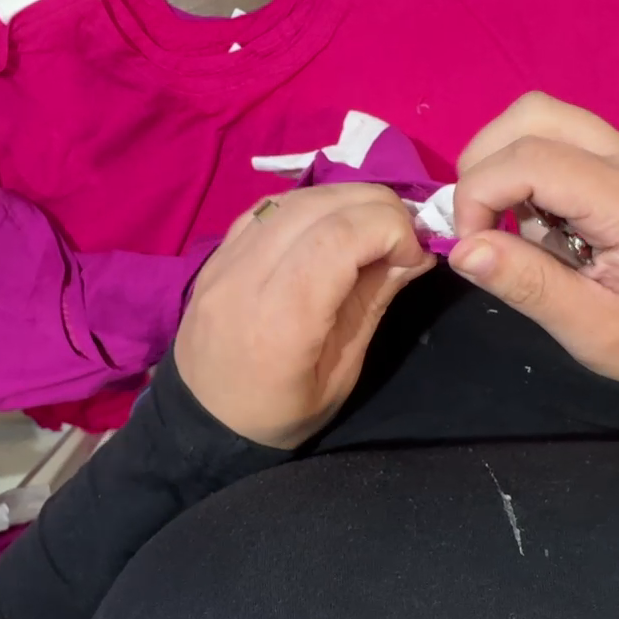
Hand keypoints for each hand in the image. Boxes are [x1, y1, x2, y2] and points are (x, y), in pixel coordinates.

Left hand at [177, 184, 435, 447]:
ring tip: (370, 230)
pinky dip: (309, 206)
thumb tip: (415, 251)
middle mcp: (247, 277)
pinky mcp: (216, 253)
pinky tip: (328, 228)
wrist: (203, 421)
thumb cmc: (278, 414)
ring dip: (345, 201)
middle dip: (377, 208)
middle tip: (401, 238)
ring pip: (295, 198)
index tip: (414, 253)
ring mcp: (225, 260)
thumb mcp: (340, 375)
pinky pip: (269, 208)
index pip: (340, 236)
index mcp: (282, 320)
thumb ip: (372, 303)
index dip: (390, 228)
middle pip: (320, 206)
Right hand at [448, 92, 618, 399]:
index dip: (478, 194)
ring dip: (501, 161)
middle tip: (476, 224)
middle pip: (532, 115)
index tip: (468, 247)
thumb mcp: (594, 331)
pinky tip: (532, 220)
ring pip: (542, 117)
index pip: (531, 160)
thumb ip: (528, 285)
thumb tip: (461, 250)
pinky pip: (557, 139)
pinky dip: (522, 169)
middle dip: (482, 164)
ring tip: (501, 221)